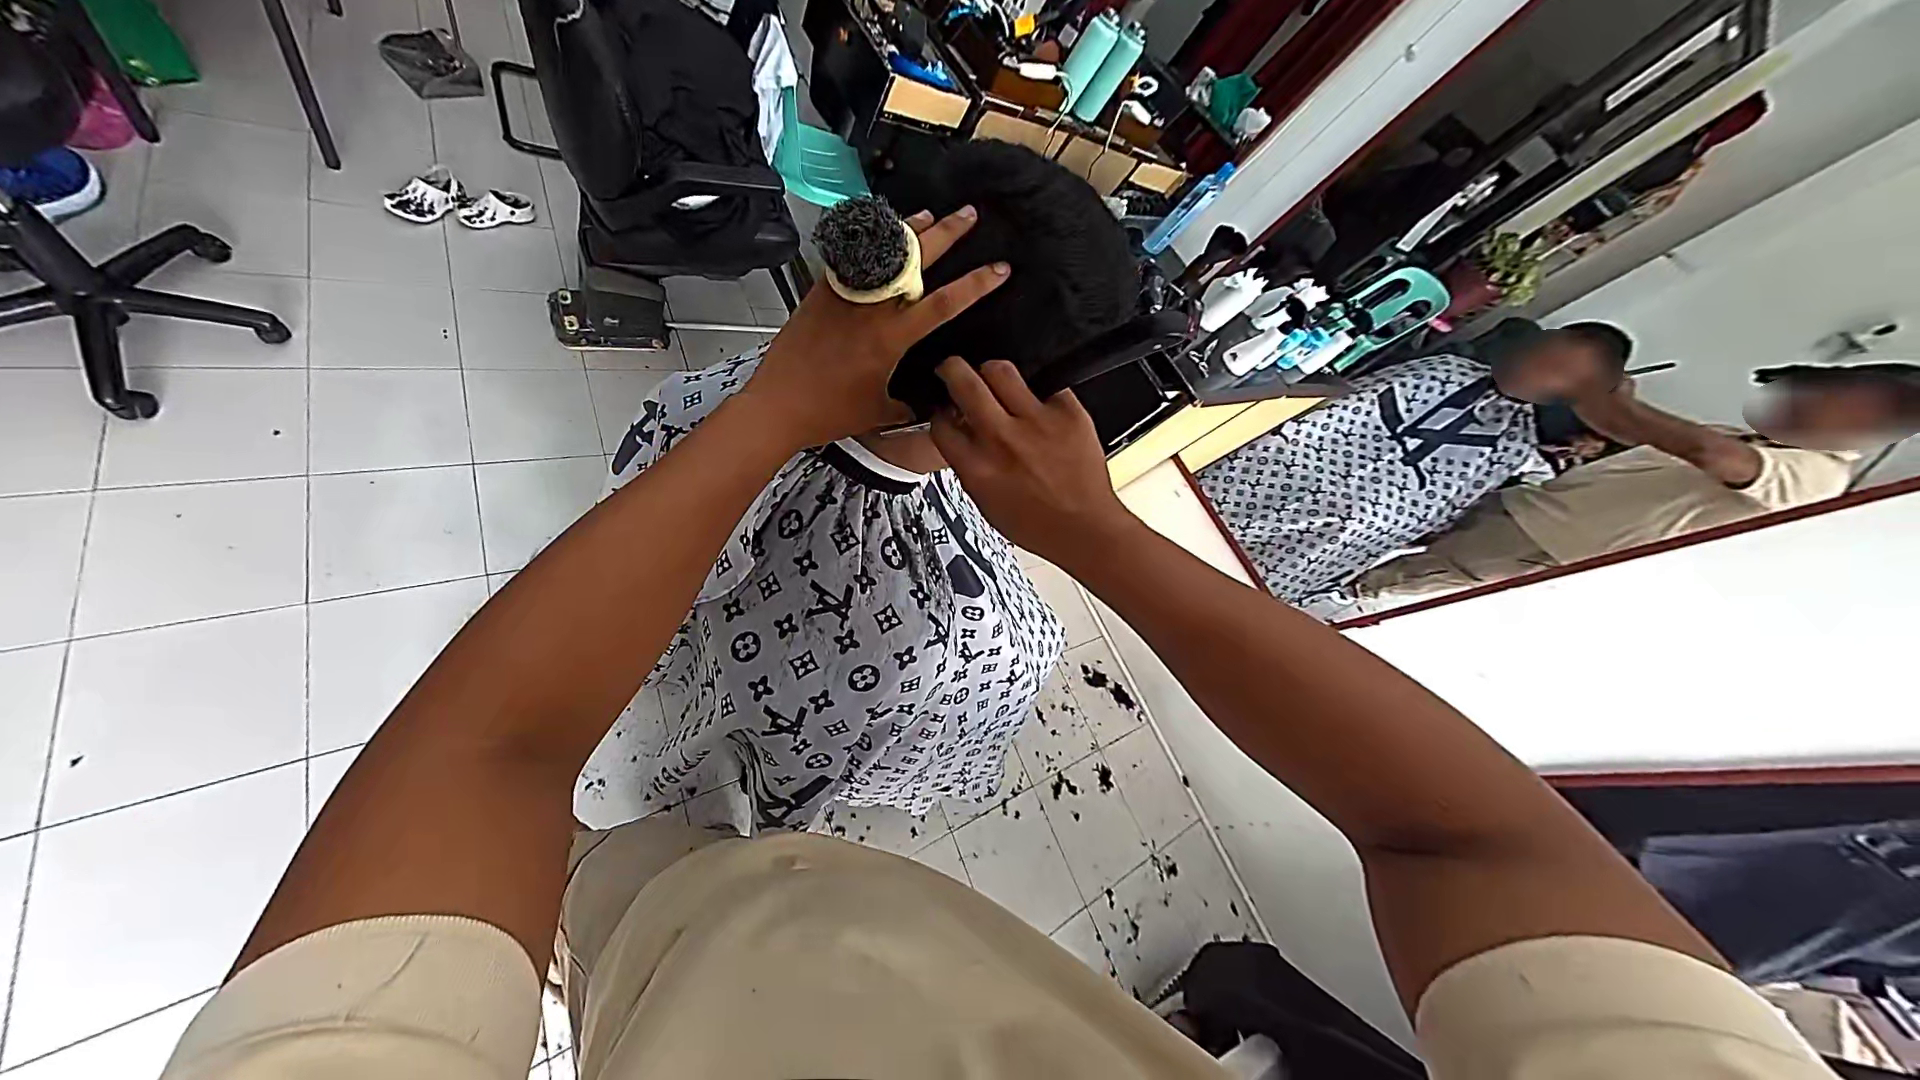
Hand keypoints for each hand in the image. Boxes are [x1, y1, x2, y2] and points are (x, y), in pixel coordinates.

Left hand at [739, 207, 1008, 448]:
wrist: (778, 404)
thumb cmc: (826, 411)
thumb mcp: (876, 411)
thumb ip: (904, 405)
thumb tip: (920, 405)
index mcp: (890, 338)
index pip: (943, 303)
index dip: (976, 284)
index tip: (999, 268)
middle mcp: (869, 309)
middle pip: (916, 260)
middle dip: (948, 233)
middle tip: (968, 214)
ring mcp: (844, 295)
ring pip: (882, 252)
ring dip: (909, 231)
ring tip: (929, 215)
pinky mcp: (821, 292)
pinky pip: (851, 260)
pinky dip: (870, 245)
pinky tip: (879, 238)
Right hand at [930, 358, 1137, 572]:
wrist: (1085, 528)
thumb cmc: (1039, 524)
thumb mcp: (985, 503)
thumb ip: (968, 466)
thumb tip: (959, 438)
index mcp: (977, 468)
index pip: (941, 424)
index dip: (939, 414)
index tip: (945, 412)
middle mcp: (1003, 440)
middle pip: (963, 381)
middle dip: (951, 369)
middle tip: (953, 370)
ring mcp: (1036, 422)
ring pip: (1000, 370)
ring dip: (991, 372)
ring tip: (995, 381)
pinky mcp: (1067, 412)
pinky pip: (1044, 384)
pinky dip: (1038, 392)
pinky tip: (1038, 405)